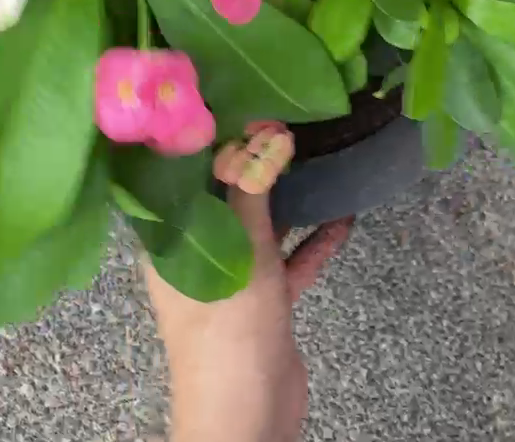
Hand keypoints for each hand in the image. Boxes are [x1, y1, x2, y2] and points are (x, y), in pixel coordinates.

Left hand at [145, 124, 351, 441]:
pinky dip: (312, 241)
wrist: (250, 417)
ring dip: (285, 200)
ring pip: (259, 227)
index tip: (229, 103)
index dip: (201, 142)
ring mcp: (233, 279)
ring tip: (311, 156)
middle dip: (249, 164)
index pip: (178, 181)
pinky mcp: (265, 301)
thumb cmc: (229, 325)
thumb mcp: (241, 248)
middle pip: (222, 199)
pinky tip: (343, 215)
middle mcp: (198, 255)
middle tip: (279, 118)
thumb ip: (253, 188)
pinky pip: (289, 260)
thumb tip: (269, 131)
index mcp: (172, 243)